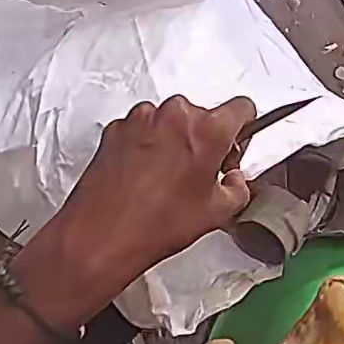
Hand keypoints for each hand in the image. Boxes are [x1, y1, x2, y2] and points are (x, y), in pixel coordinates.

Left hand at [11, 95, 255, 327]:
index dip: (242, 127)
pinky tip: (144, 177)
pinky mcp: (117, 128)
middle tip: (199, 173)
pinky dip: (145, 145)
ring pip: (170, 121)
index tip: (236, 141)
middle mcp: (175, 114)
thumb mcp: (217, 213)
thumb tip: (234, 181)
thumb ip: (238, 187)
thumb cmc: (153, 225)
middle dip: (204, 140)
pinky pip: (141, 129)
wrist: (101, 236)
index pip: (241, 107)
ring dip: (173, 142)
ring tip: (167, 180)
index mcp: (208, 130)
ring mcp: (142, 119)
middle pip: (203, 116)